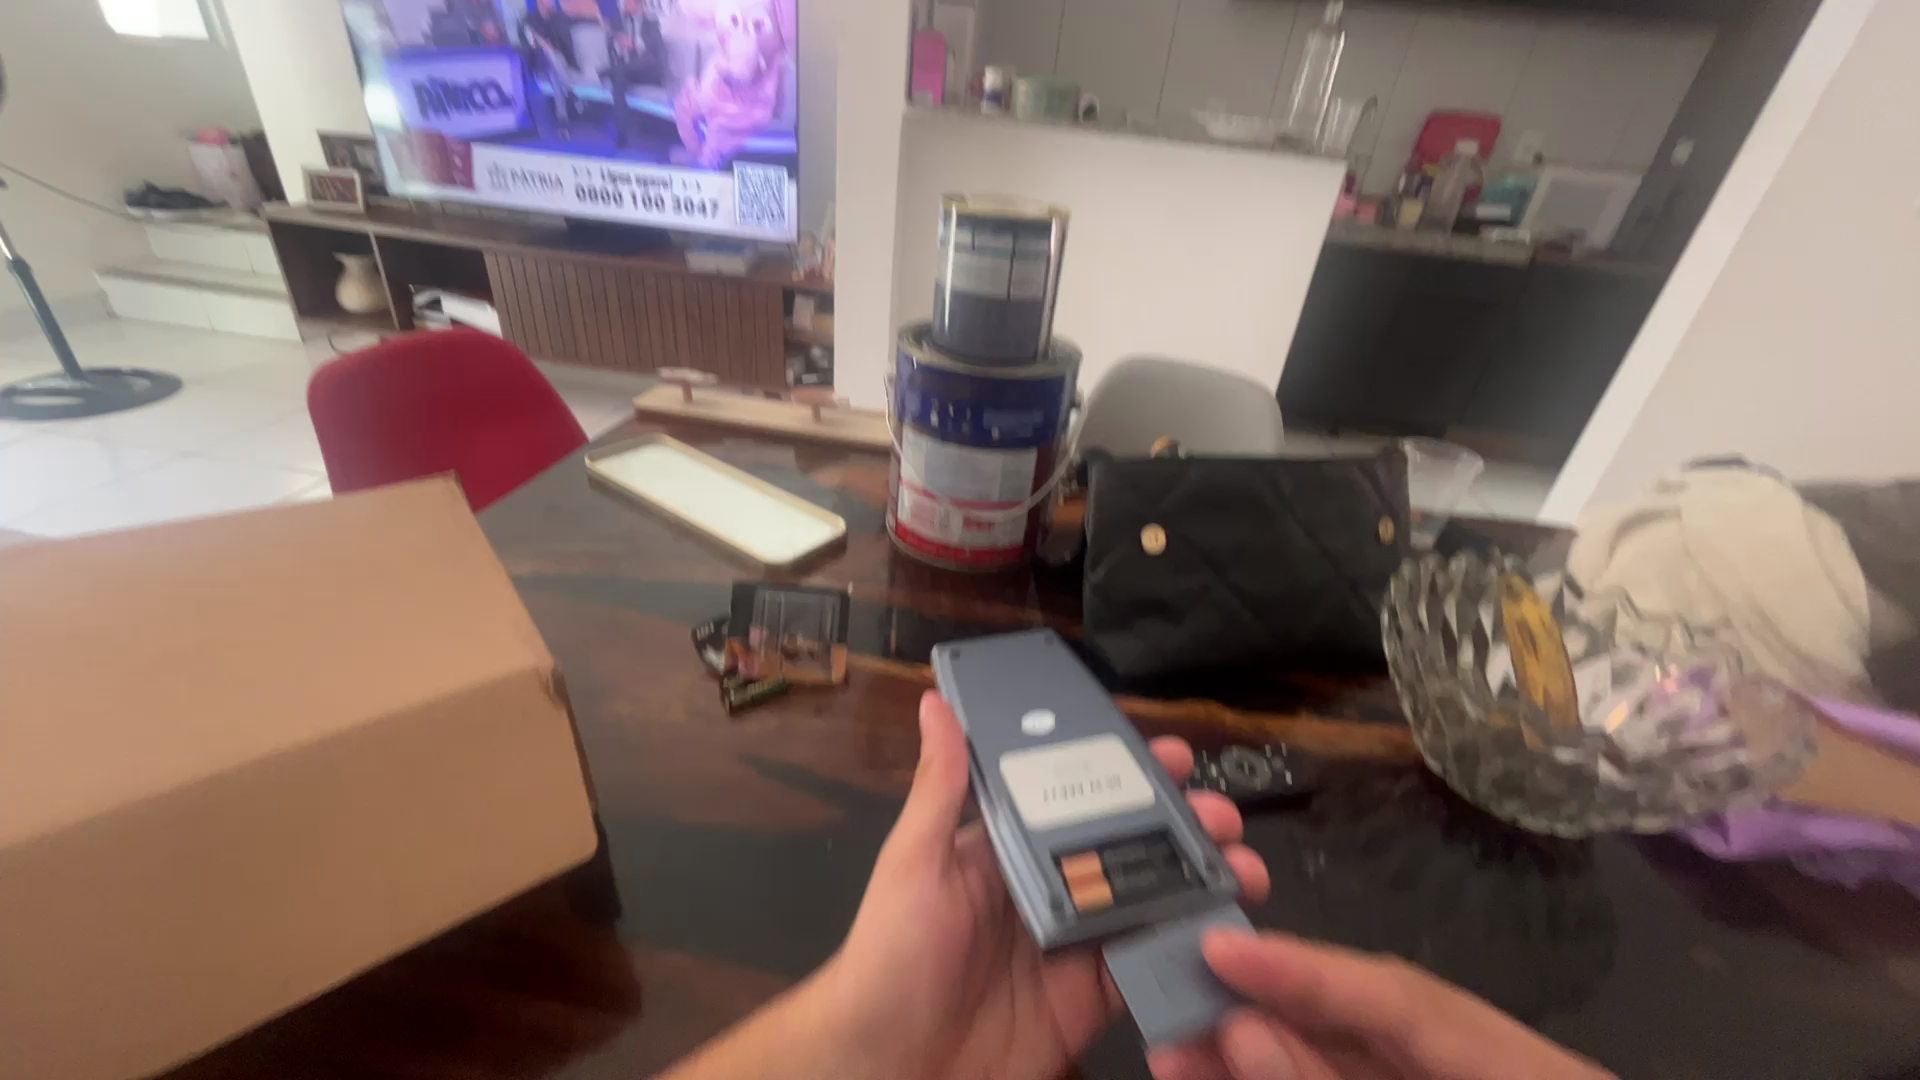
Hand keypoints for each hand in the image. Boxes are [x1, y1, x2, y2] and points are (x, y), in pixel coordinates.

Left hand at [816, 691, 1271, 1079]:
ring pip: (1144, 897)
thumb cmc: (893, 954)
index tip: (1171, 754)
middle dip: (1175, 821)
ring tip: (1241, 866)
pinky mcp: (1088, 998)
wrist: (890, 1072)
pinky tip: (1224, 932)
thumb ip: (939, 786)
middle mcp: (1044, 884)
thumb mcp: (914, 861)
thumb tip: (935, 702)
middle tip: (1221, 813)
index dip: (1120, 770)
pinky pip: (1143, 966)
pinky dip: (1184, 948)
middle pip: (1120, 842)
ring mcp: (1070, 942)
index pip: (1071, 793)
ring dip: (1193, 877)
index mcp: (1006, 845)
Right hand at [1149, 930, 1615, 1079]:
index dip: (1307, 972)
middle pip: (1364, 1022)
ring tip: (1176, 1053)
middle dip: (1262, 1012)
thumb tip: (1243, 1032)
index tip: (1216, 949)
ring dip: (1254, 1055)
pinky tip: (1216, 1077)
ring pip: (1339, 1058)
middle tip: (1174, 1002)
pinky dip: (1278, 1079)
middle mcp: (1486, 1074)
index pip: (1411, 1002)